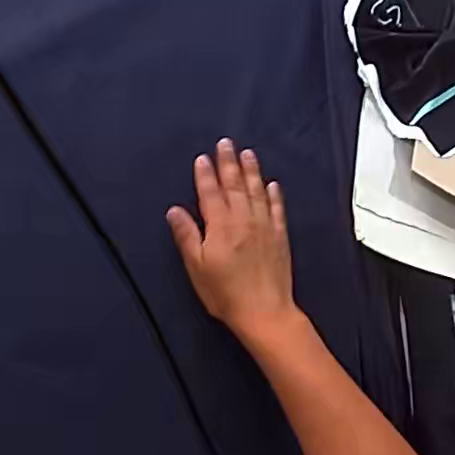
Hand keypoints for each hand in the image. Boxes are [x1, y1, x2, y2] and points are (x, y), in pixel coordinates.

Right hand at [165, 138, 301, 342]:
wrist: (264, 311)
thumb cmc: (225, 293)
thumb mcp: (197, 267)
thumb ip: (187, 236)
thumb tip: (175, 210)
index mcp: (220, 226)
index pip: (210, 193)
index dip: (205, 174)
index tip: (202, 158)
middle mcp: (244, 219)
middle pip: (234, 185)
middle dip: (228, 163)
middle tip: (225, 143)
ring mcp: (265, 226)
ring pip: (256, 191)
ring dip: (251, 171)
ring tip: (247, 154)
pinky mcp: (280, 237)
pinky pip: (277, 209)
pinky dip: (274, 194)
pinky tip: (272, 184)